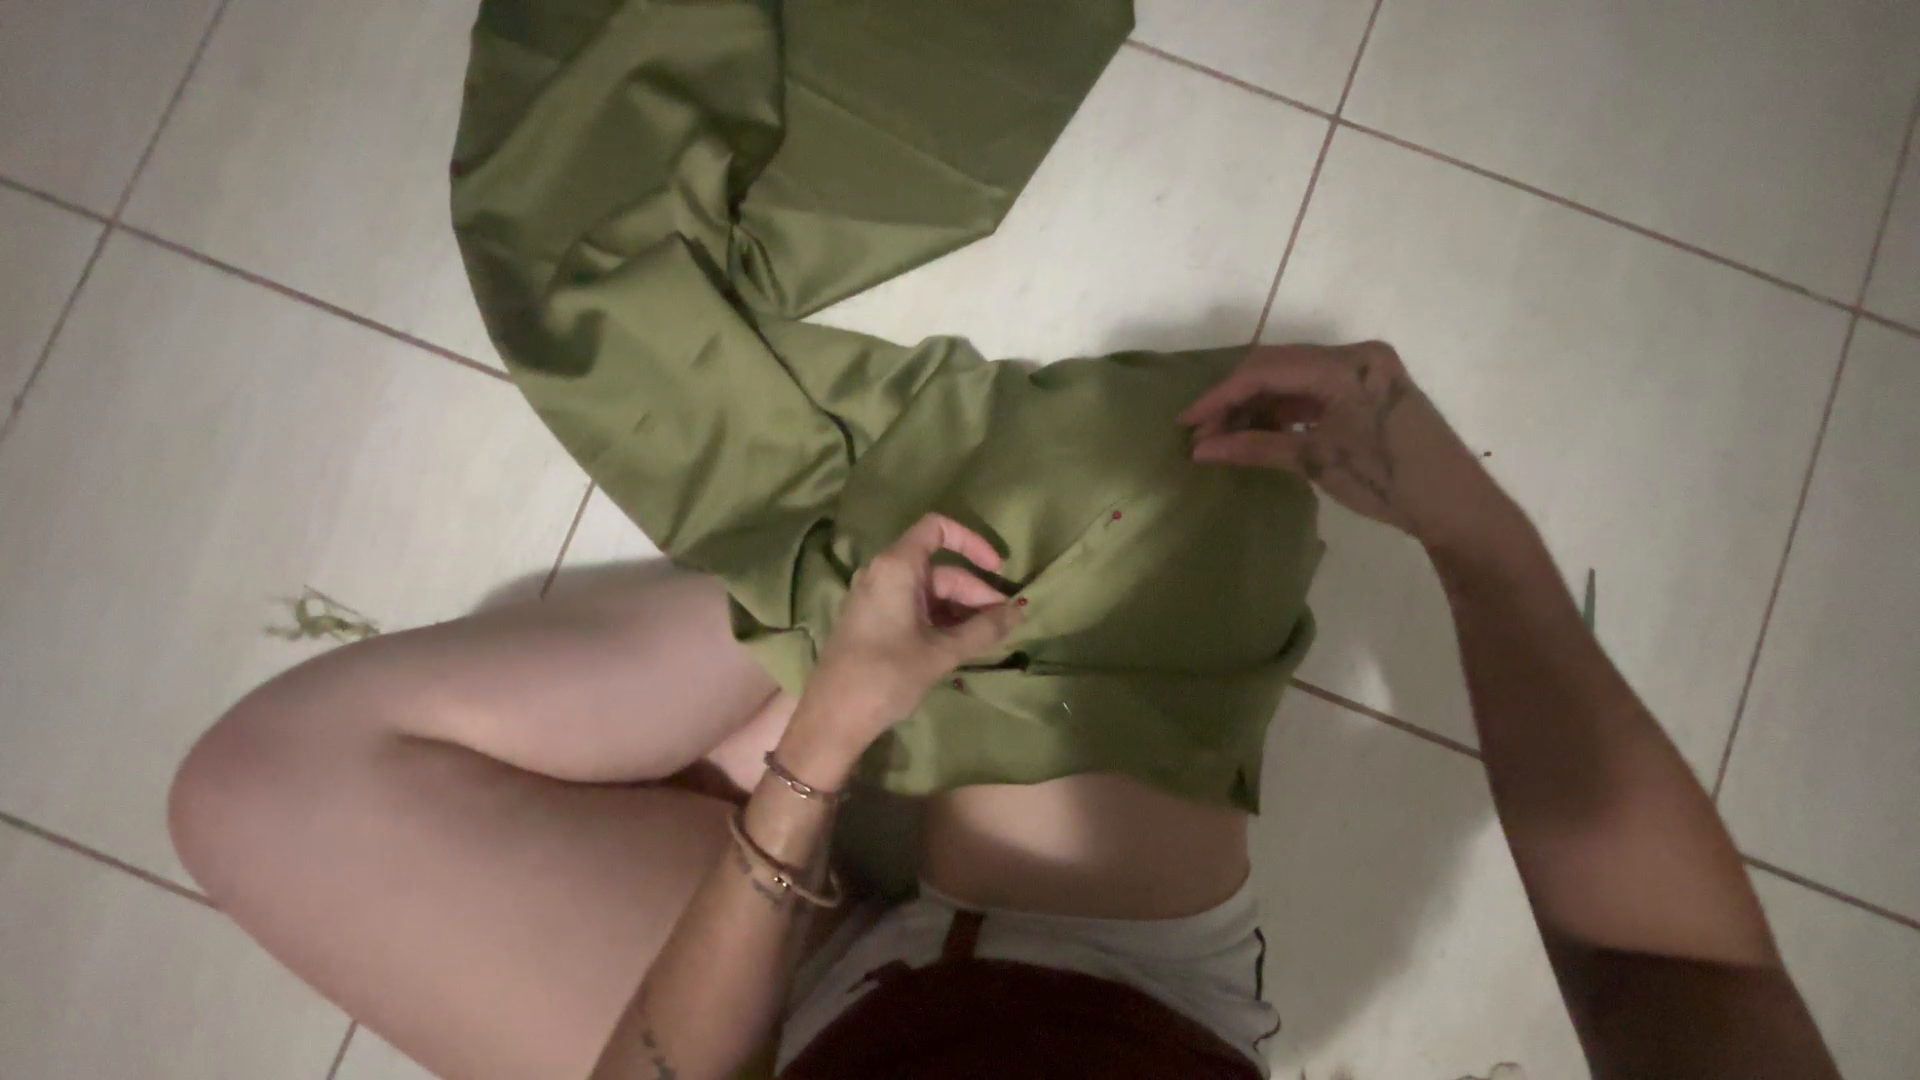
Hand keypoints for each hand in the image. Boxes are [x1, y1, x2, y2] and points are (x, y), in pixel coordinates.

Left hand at [792, 514, 1022, 759]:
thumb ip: (983, 629)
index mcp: (895, 567)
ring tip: (989, 638)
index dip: (972, 541)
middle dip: (975, 592)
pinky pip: (914, 608)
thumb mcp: (940, 653)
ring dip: (961, 610)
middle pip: (940, 569)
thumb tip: (1021, 611)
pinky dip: (941, 620)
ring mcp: (875, 598)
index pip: (937, 528)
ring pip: (929, 592)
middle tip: (1004, 623)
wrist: (832, 718)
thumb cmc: (886, 676)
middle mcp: (883, 573)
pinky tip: (962, 645)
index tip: (998, 570)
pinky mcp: (873, 622)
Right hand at [1180, 342, 1510, 550]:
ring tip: (1221, 438)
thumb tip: (1198, 450)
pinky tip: (1255, 434)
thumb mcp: (1316, 461)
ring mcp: (1362, 372)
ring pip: (1290, 380)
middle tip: (1200, 433)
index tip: (1186, 422)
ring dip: (1254, 407)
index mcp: (1347, 365)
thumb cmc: (1388, 480)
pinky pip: (1309, 392)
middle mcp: (1355, 356)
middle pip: (1275, 368)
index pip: (1266, 370)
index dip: (1220, 396)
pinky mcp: (1364, 392)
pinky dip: (1280, 412)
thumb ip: (1255, 448)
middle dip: (1233, 400)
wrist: (1455, 507)